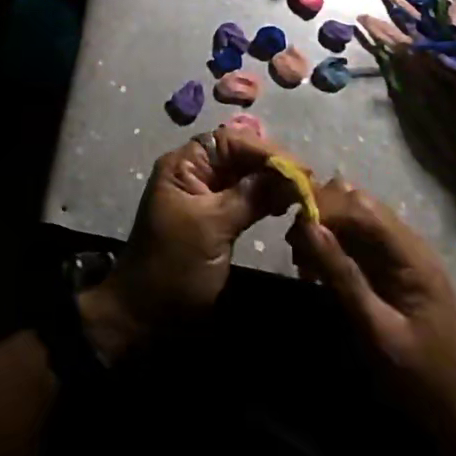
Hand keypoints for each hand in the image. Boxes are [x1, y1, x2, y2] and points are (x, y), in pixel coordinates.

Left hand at [80, 120, 292, 362]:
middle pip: (240, 155)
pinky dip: (268, 199)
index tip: (300, 169)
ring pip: (246, 176)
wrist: (147, 314)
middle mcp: (195, 173)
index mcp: (184, 165)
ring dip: (274, 182)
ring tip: (304, 194)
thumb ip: (248, 196)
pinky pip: (247, 198)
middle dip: (273, 164)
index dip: (265, 150)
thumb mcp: (211, 227)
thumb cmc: (174, 266)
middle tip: (309, 183)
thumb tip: (289, 174)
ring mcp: (207, 196)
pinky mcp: (218, 219)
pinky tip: (288, 205)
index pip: (229, 142)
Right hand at [286, 179, 455, 451]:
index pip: (362, 208)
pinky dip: (332, 246)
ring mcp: (401, 256)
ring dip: (324, 229)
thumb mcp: (375, 329)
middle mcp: (409, 246)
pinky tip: (315, 271)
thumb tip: (308, 226)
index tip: (291, 228)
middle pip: (358, 204)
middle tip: (295, 248)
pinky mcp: (392, 269)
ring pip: (354, 217)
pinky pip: (357, 240)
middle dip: (322, 215)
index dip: (324, 208)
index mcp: (413, 257)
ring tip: (302, 262)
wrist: (454, 417)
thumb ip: (343, 275)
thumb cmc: (416, 376)